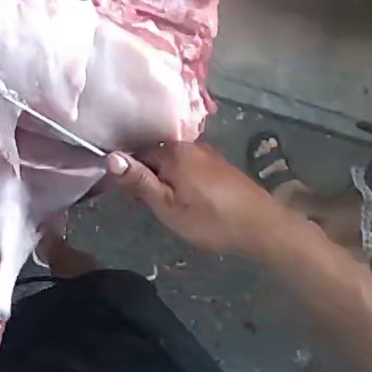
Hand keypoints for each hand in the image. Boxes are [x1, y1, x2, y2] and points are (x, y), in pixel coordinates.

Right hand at [108, 142, 300, 256]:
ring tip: (170, 206)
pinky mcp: (221, 165)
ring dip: (167, 180)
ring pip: (175, 162)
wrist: (261, 225)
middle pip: (156, 156)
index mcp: (174, 152)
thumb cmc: (210, 220)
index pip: (137, 153)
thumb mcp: (168, 207)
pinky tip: (189, 200)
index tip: (129, 197)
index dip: (128, 174)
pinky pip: (191, 167)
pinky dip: (183, 180)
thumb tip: (110, 157)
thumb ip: (140, 181)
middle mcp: (190, 145)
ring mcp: (208, 153)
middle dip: (149, 176)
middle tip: (151, 206)